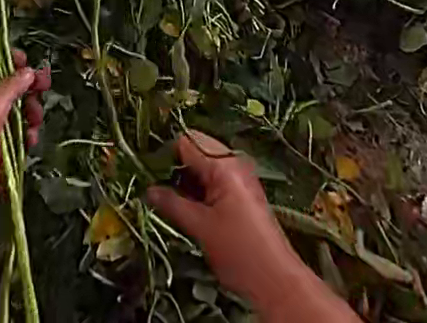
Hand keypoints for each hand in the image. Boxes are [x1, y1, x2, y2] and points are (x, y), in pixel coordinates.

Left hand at [0, 51, 48, 246]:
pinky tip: (32, 141)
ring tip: (37, 119)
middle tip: (45, 86)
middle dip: (20, 85)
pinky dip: (20, 135)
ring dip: (23, 112)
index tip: (25, 60)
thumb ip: (6, 92)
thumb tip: (26, 71)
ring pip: (3, 111)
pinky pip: (5, 136)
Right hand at [147, 132, 308, 313]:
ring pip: (202, 164)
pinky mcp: (242, 192)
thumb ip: (171, 203)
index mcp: (223, 165)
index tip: (146, 171)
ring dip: (185, 178)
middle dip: (174, 166)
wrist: (280, 284)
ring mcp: (240, 177)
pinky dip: (198, 187)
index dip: (163, 154)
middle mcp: (233, 163)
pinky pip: (213, 177)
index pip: (184, 141)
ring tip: (168, 197)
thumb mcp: (199, 227)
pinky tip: (188, 205)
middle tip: (156, 185)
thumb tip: (148, 190)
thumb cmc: (239, 252)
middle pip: (194, 149)